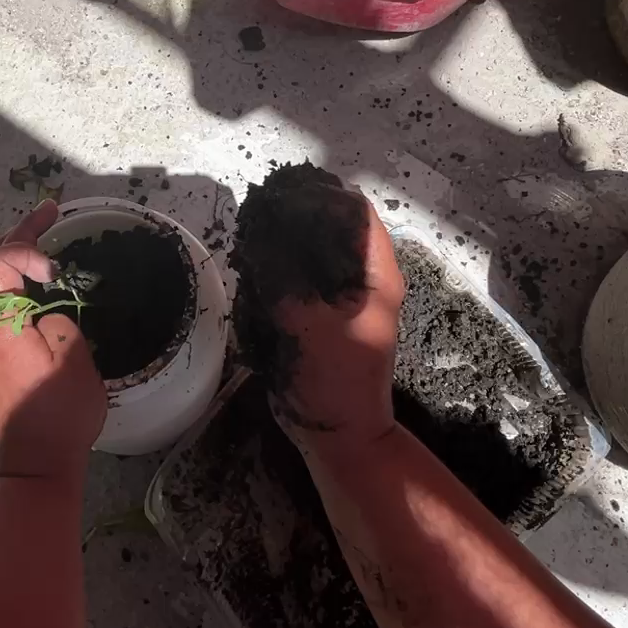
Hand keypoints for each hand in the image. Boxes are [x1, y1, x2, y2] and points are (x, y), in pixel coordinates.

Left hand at [0, 200, 106, 480]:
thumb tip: (44, 318)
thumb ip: (60, 322)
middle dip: (15, 237)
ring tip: (34, 240)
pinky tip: (25, 285)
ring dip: (4, 260)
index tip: (53, 265)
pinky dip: (4, 286)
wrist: (29, 470)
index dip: (22, 247)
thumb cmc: (56, 415)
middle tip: (47, 215)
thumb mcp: (74, 359)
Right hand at [271, 193, 404, 450]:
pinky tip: (252, 259)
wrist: (337, 433)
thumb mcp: (308, 324)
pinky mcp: (317, 310)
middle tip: (259, 208)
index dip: (322, 195)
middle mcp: (360, 277)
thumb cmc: (335, 379)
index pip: (357, 212)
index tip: (282, 194)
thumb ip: (282, 277)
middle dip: (296, 212)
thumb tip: (257, 234)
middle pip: (332, 225)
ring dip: (283, 235)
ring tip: (251, 228)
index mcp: (376, 274)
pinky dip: (275, 261)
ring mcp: (338, 294)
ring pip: (311, 247)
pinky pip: (296, 272)